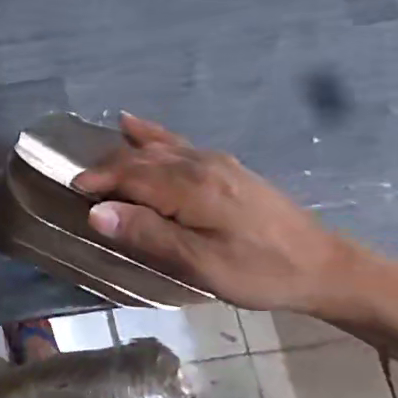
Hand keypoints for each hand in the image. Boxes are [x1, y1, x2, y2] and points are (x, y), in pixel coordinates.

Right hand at [71, 114, 382, 315]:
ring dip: (125, 152)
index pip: (131, 174)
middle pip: (141, 157)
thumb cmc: (259, 272)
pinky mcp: (226, 167)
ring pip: (158, 148)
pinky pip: (177, 144)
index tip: (72, 190)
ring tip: (98, 158)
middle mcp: (200, 164)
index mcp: (190, 187)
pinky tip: (135, 125)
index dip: (98, 180)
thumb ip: (148, 234)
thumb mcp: (201, 265)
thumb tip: (98, 212)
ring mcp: (215, 162)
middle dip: (107, 166)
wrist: (325, 267)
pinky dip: (151, 135)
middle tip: (82, 184)